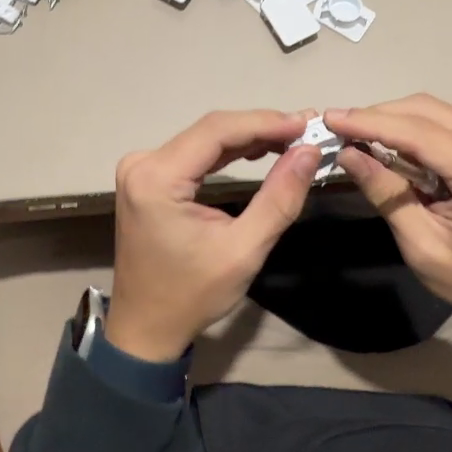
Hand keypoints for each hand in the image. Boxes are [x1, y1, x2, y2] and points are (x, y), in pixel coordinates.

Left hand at [106, 110, 321, 361]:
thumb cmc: (192, 296)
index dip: (264, 122)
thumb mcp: (244, 251)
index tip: (305, 123)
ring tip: (292, 138)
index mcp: (157, 178)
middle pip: (211, 130)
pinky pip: (196, 153)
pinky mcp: (149, 176)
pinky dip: (230, 151)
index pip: (217, 131)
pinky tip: (260, 150)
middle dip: (261, 127)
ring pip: (206, 138)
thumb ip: (279, 199)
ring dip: (249, 137)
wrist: (145, 329)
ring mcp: (143, 168)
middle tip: (306, 130)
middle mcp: (143, 163)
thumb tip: (309, 152)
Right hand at [327, 95, 451, 332]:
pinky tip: (389, 142)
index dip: (370, 121)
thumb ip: (386, 193)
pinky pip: (445, 121)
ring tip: (356, 135)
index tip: (330, 118)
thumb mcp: (421, 245)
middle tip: (337, 128)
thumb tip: (346, 153)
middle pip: (424, 110)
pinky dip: (412, 127)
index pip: (417, 132)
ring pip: (433, 110)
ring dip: (393, 119)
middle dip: (377, 115)